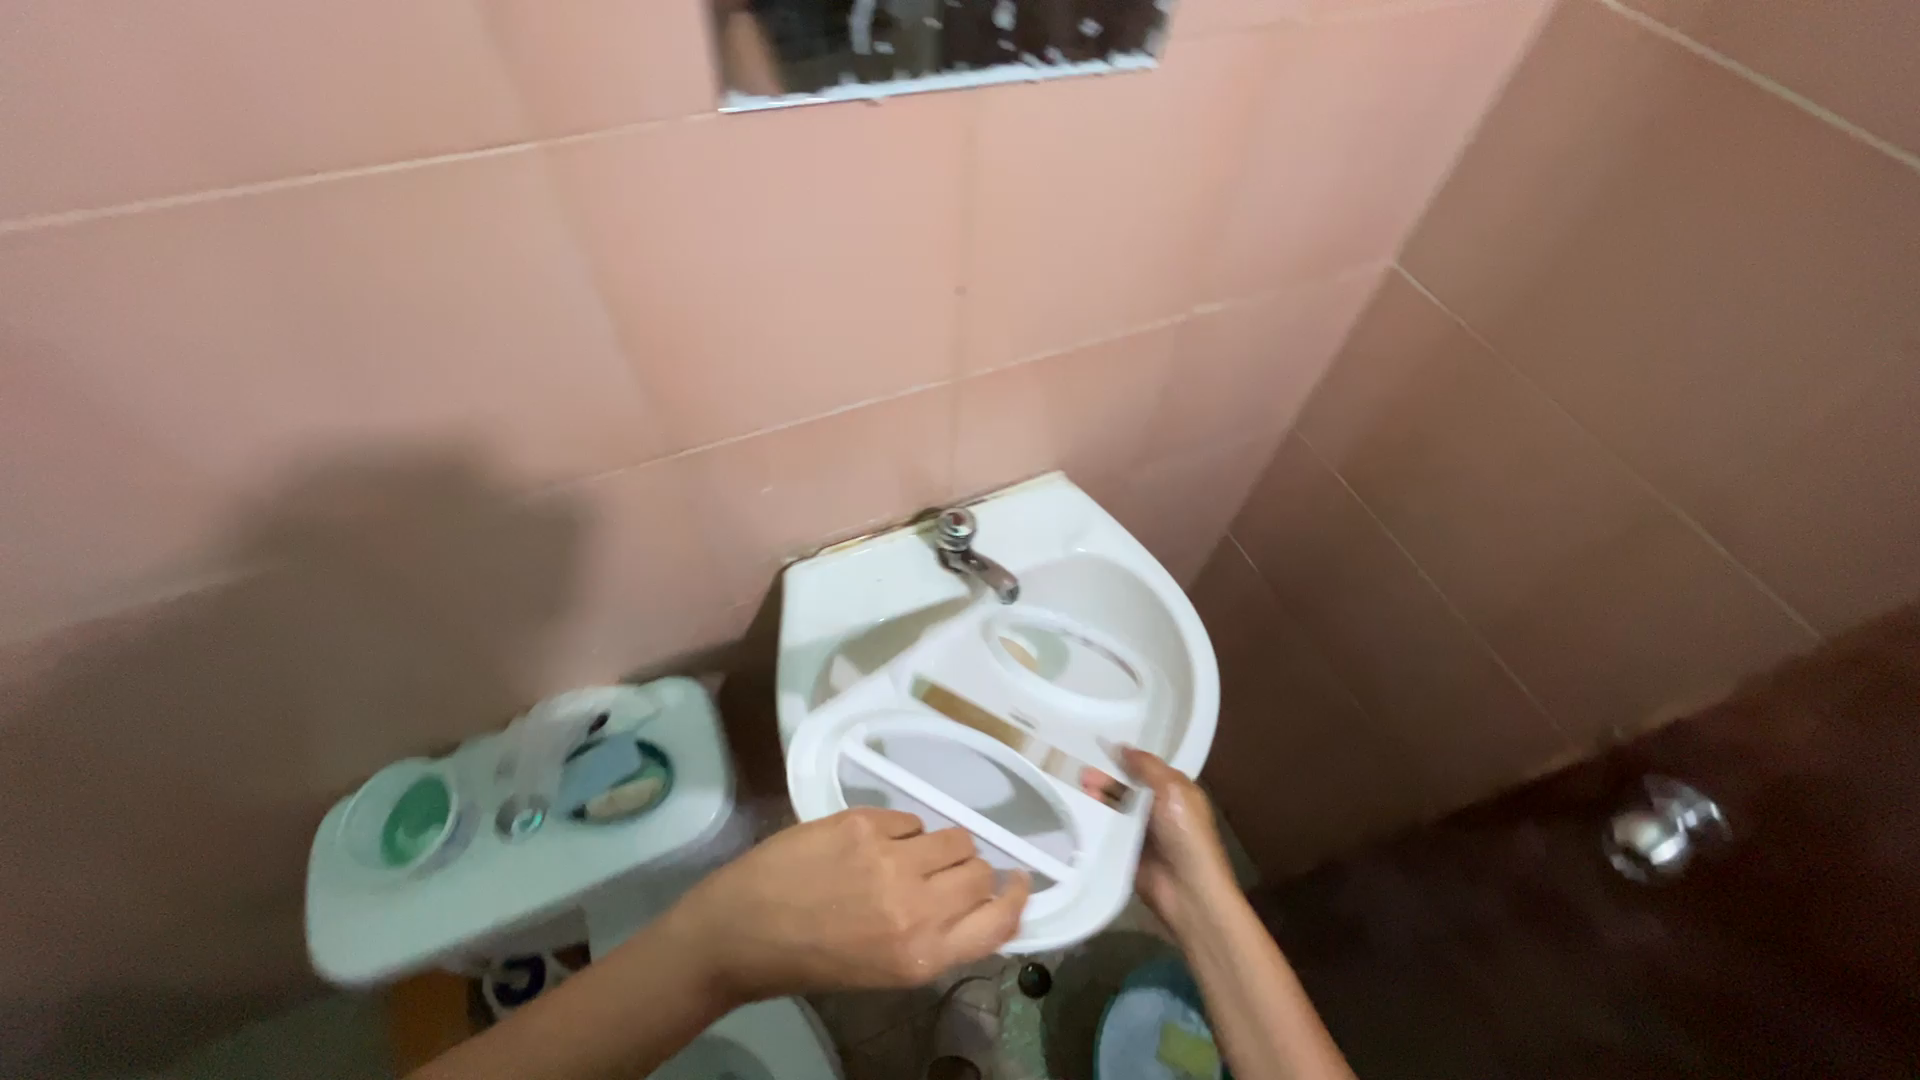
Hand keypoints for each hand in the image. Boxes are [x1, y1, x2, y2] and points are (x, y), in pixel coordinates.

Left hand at [671, 807, 1030, 1003]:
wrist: (743, 930)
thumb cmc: (813, 958)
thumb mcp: (886, 970)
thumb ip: (935, 937)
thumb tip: (974, 898)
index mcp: (922, 956)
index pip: (999, 922)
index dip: (1016, 898)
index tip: (1019, 881)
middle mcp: (916, 908)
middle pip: (979, 871)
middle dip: (969, 870)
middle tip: (941, 873)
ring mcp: (891, 860)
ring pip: (951, 836)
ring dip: (937, 846)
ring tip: (905, 855)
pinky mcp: (865, 824)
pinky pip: (910, 819)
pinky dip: (900, 830)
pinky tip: (869, 844)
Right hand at [1086, 747, 1232, 925]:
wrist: (1187, 891)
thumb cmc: (1185, 834)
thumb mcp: (1172, 790)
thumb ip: (1147, 766)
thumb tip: (1123, 747)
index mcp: (1176, 791)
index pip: (1147, 768)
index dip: (1126, 757)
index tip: (1099, 745)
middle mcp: (1158, 807)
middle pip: (1127, 785)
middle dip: (1107, 776)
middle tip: (1084, 772)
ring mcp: (1141, 830)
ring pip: (1115, 805)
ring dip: (1099, 794)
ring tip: (1080, 786)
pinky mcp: (1125, 849)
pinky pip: (1107, 828)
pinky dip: (1094, 817)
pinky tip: (1079, 807)